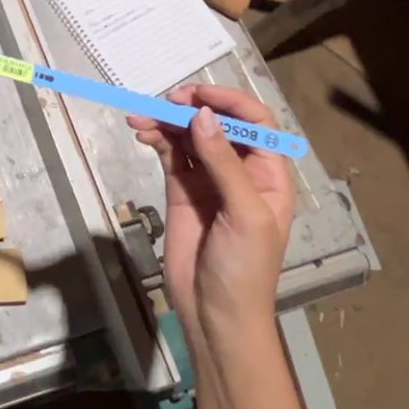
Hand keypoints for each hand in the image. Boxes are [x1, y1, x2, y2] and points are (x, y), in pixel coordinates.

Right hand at [126, 84, 294, 331]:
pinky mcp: (181, 189)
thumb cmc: (245, 267)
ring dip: (166, 121)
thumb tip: (202, 116)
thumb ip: (223, 163)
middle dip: (192, 107)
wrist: (215, 313)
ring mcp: (208, 179)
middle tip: (165, 102)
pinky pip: (170, 153)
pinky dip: (156, 138)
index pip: (255, 123)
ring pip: (189, 135)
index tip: (198, 95)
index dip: (230, 103)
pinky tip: (142, 134)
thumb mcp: (245, 215)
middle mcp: (239, 170)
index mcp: (268, 175)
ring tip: (140, 118)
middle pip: (217, 123)